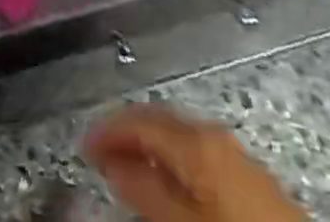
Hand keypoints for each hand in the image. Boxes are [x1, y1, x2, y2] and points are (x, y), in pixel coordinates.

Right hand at [84, 104, 308, 221]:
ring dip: (147, 142)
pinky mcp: (244, 170)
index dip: (107, 129)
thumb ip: (144, 188)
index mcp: (195, 141)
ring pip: (177, 132)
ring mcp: (232, 150)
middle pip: (159, 119)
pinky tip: (163, 175)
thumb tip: (112, 162)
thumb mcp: (180, 220)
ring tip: (124, 164)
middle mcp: (213, 134)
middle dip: (126, 130)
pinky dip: (170, 154)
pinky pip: (194, 147)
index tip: (85, 144)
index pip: (139, 120)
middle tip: (99, 151)